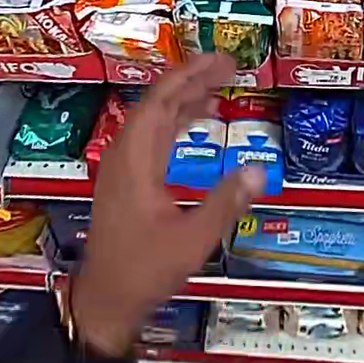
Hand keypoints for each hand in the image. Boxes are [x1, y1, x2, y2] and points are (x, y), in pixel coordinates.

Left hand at [68, 53, 264, 355]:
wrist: (104, 302)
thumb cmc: (144, 269)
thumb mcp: (191, 240)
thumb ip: (225, 203)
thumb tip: (259, 169)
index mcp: (136, 156)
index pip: (162, 98)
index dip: (191, 73)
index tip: (220, 60)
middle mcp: (127, 150)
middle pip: (160, 100)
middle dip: (195, 78)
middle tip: (230, 66)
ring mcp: (125, 161)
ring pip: (158, 114)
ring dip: (188, 96)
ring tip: (222, 84)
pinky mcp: (129, 174)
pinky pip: (156, 131)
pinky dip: (180, 117)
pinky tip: (202, 116)